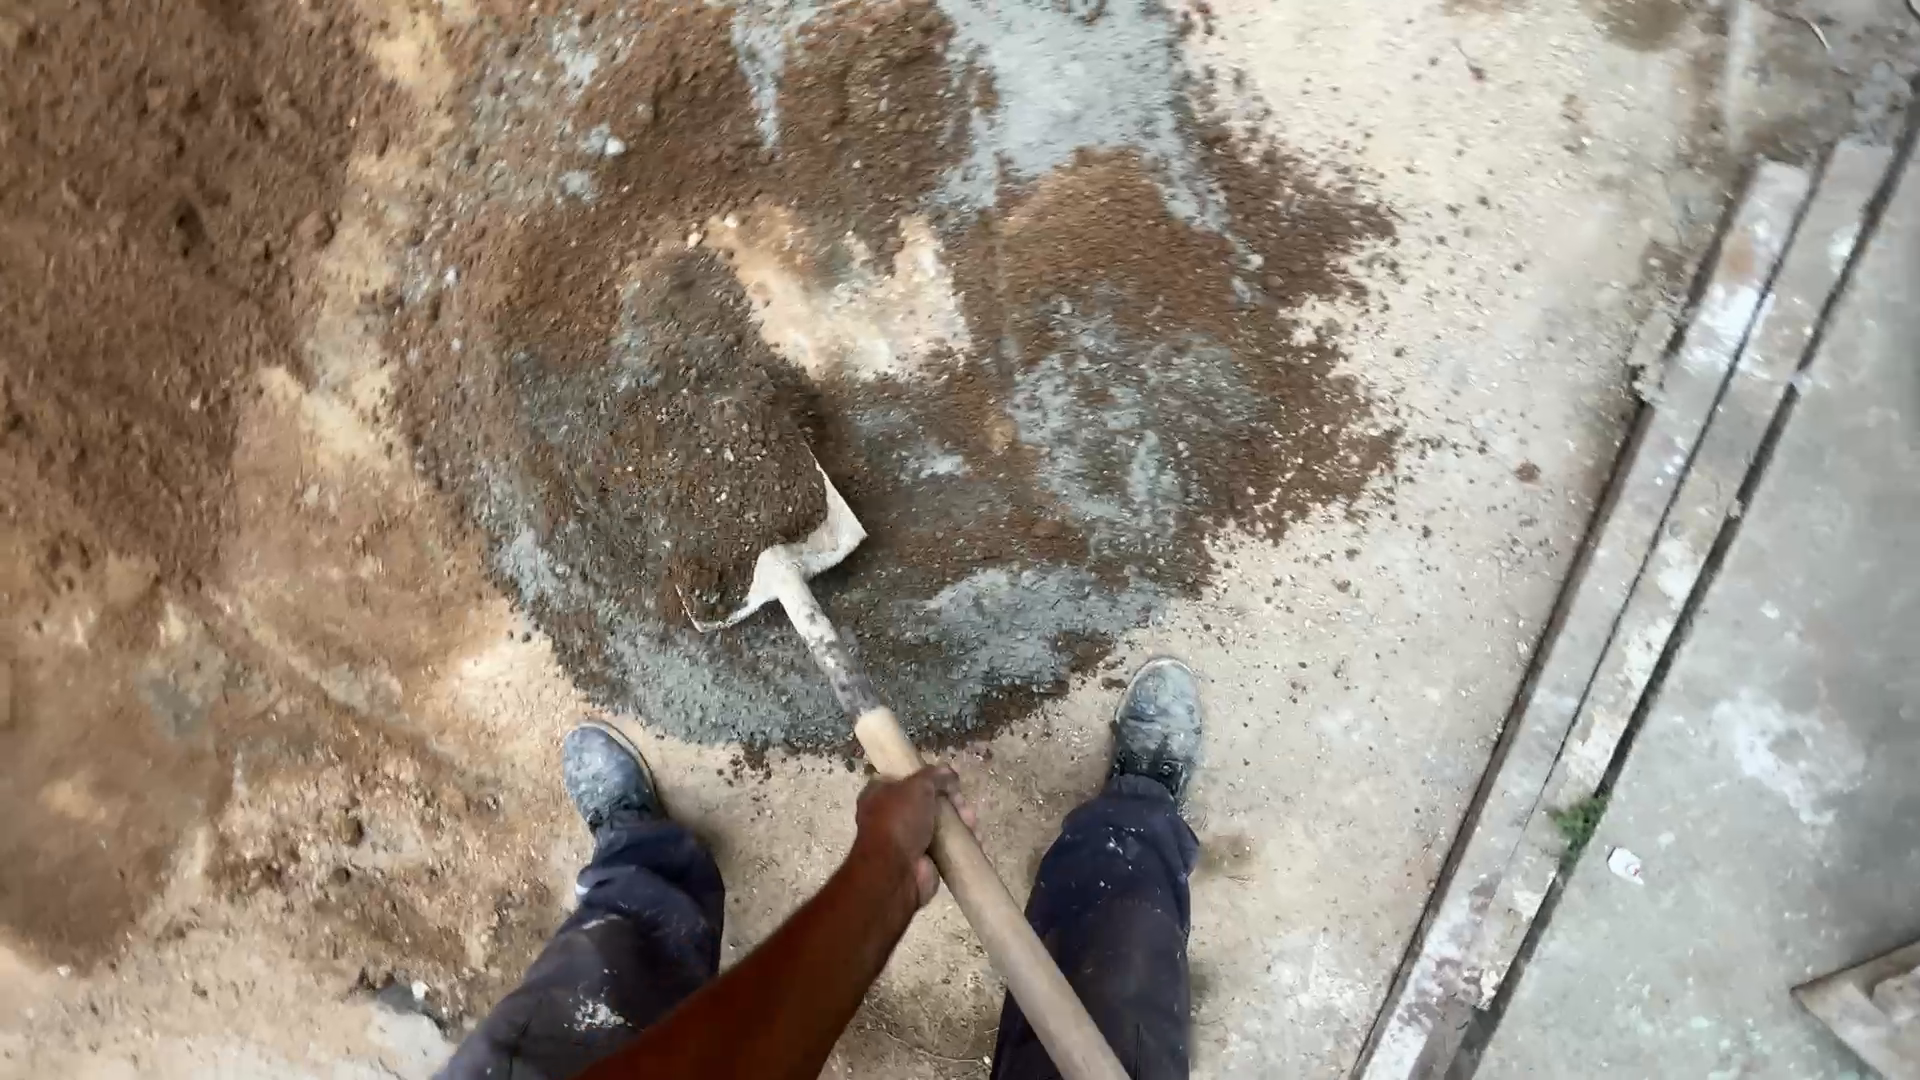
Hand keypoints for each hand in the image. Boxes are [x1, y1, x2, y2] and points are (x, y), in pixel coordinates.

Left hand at [853, 765, 977, 906]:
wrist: (896, 873)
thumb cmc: (899, 820)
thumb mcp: (917, 786)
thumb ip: (934, 775)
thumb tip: (949, 772)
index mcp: (879, 793)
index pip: (904, 778)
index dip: (927, 777)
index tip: (945, 779)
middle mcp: (890, 815)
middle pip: (927, 800)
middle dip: (949, 800)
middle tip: (961, 803)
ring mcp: (906, 839)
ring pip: (938, 822)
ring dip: (957, 819)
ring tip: (970, 821)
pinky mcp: (923, 859)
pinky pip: (945, 845)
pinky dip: (959, 840)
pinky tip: (973, 837)